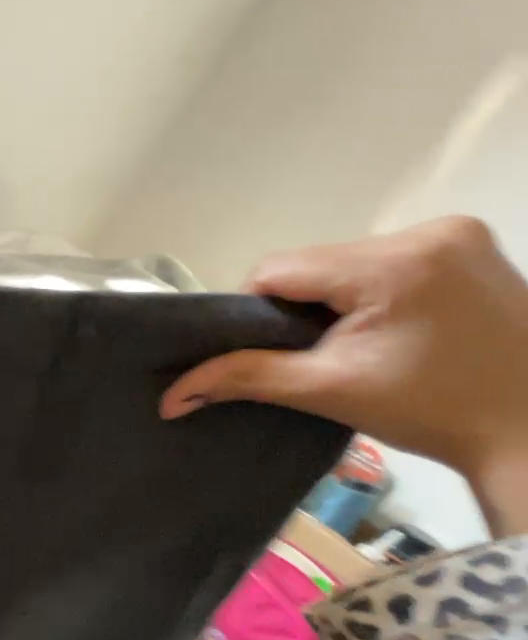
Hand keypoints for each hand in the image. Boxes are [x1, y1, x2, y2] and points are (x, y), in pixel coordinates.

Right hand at [159, 217, 527, 534]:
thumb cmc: (432, 407)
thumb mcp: (325, 389)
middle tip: (311, 357)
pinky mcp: (470, 249)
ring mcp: (457, 236)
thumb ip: (242, 377)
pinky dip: (363, 297)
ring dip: (328, 303)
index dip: (255, 312)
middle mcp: (431, 231)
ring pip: (342, 265)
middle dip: (295, 310)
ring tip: (349, 347)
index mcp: (396, 260)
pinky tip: (382, 331)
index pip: (277, 269)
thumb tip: (168, 397)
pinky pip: (381, 265)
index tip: (269, 354)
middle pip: (311, 265)